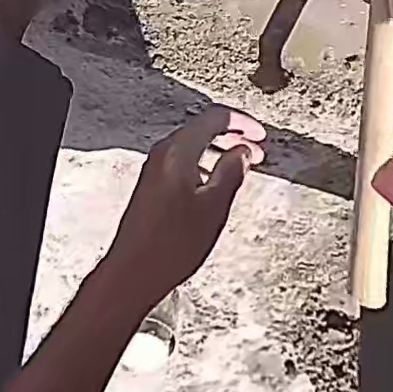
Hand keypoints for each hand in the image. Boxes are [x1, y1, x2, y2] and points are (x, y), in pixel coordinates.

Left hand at [98, 106, 265, 307]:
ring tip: (241, 165)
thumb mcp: (213, 207)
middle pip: (202, 127)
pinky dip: (205, 161)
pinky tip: (216, 181)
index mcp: (178, 150)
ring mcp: (155, 166)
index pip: (215, 118)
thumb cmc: (171, 244)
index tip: (260, 134)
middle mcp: (164, 151)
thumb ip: (231, 172)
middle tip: (256, 148)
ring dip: (219, 149)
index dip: (242, 122)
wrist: (132, 273)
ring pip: (193, 144)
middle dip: (233, 135)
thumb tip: (243, 151)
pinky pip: (183, 159)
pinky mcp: (152, 182)